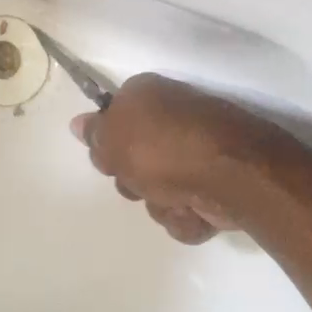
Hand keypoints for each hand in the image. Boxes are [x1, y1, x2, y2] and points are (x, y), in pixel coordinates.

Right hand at [71, 73, 298, 244]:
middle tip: (139, 184)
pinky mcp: (221, 183)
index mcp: (147, 95)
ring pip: (161, 189)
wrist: (234, 175)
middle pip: (137, 158)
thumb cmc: (162, 149)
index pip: (116, 117)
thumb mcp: (111, 139)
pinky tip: (194, 212)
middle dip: (135, 180)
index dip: (109, 143)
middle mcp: (174, 117)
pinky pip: (188, 207)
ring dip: (162, 203)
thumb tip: (77, 123)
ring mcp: (200, 151)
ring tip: (175, 201)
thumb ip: (94, 134)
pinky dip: (188, 216)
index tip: (110, 161)